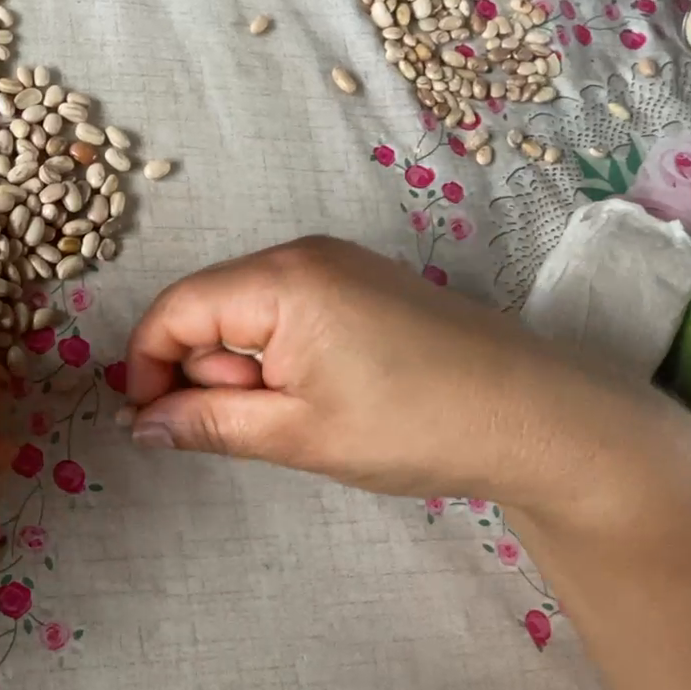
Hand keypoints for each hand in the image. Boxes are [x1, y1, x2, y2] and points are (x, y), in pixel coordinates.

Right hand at [121, 236, 661, 501]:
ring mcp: (333, 264)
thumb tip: (137, 426)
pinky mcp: (357, 284)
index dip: (146, 366)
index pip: (173, 311)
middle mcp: (299, 255)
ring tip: (296, 412)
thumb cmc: (415, 427)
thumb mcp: (295, 433)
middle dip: (205, 371)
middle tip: (252, 423)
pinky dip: (273, 355)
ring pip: (240, 314)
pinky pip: (280, 313)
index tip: (150, 421)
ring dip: (242, 368)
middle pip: (204, 309)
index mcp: (280, 279)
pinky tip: (317, 391)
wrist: (553, 423)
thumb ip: (204, 423)